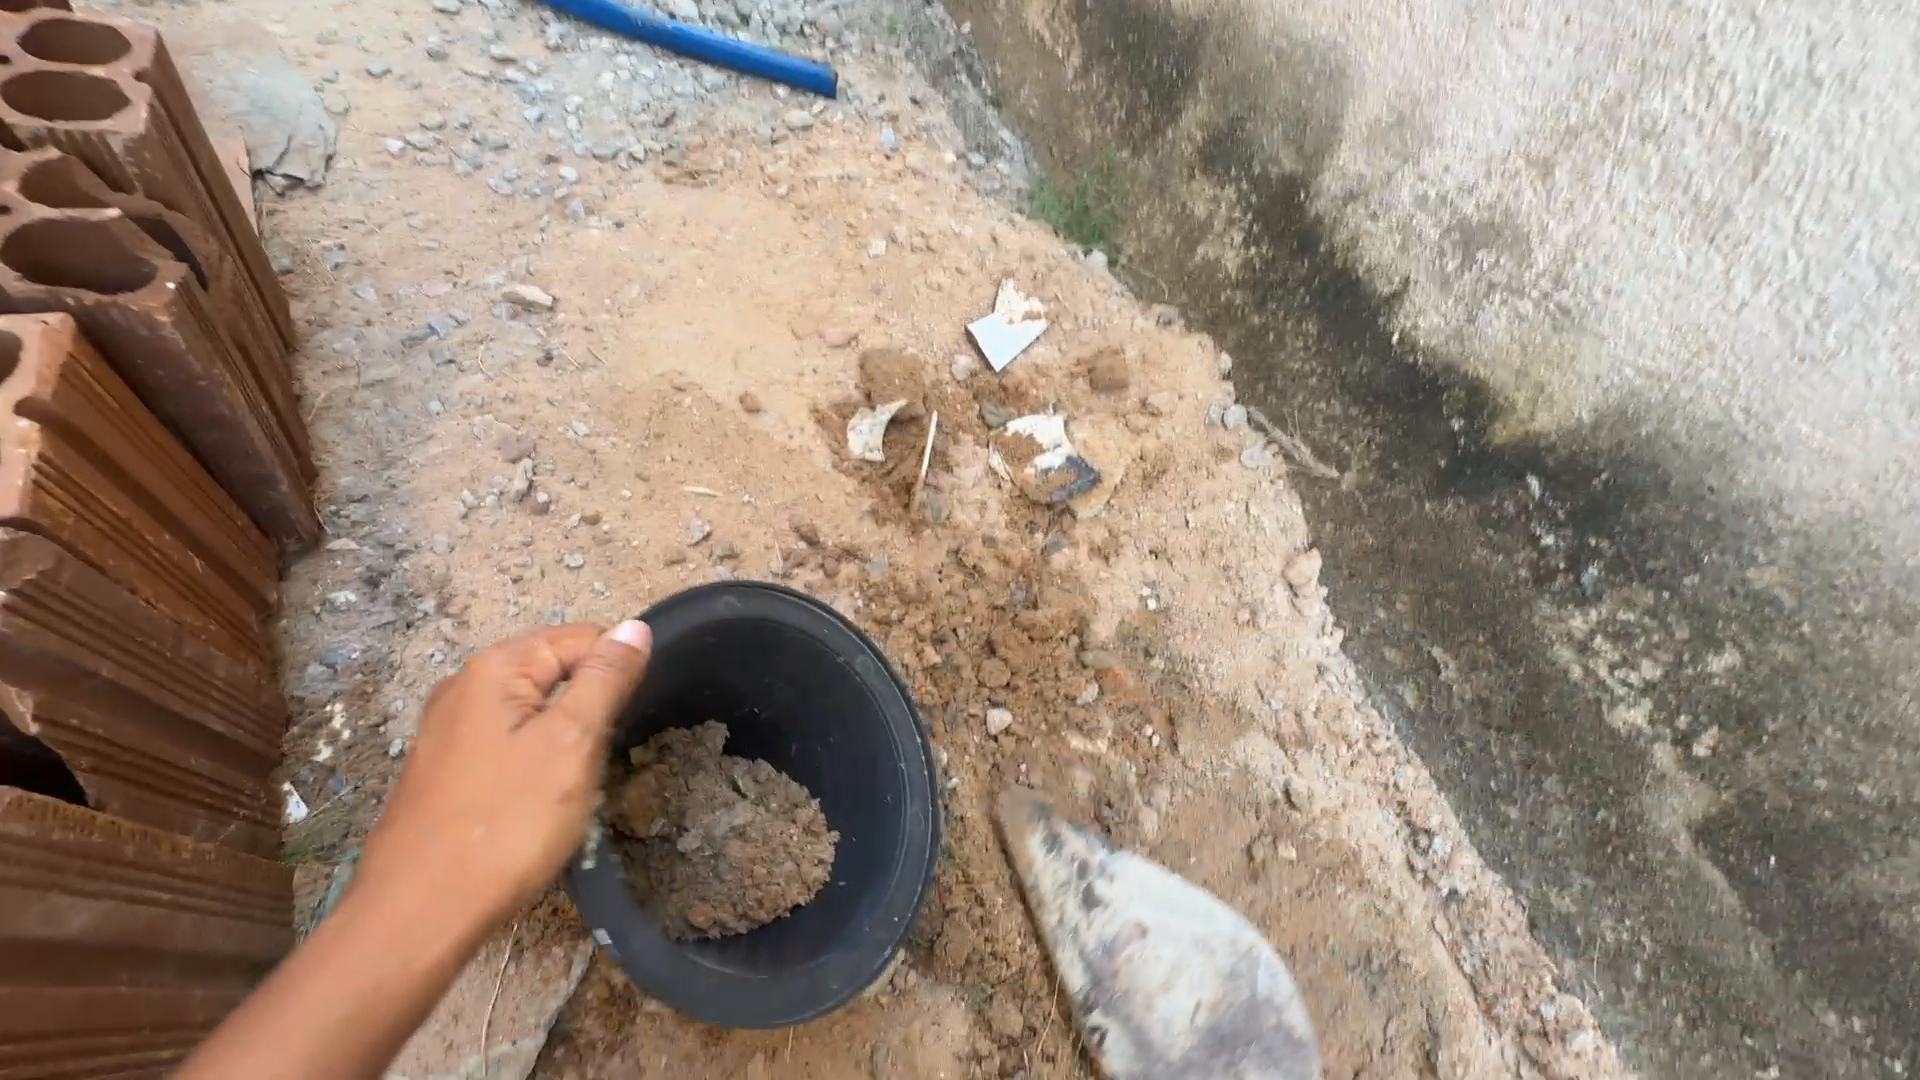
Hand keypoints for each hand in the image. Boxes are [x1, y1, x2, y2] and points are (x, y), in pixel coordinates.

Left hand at [353, 621, 651, 938]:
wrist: (418, 918)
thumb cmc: (506, 823)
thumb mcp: (572, 741)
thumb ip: (606, 678)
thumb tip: (634, 626)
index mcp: (496, 669)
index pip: (584, 638)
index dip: (617, 673)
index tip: (626, 721)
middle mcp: (466, 688)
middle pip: (558, 671)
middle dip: (592, 706)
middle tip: (599, 758)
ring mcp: (450, 731)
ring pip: (538, 712)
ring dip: (569, 738)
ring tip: (574, 783)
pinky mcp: (448, 771)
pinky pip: (513, 744)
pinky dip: (539, 761)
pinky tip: (542, 800)